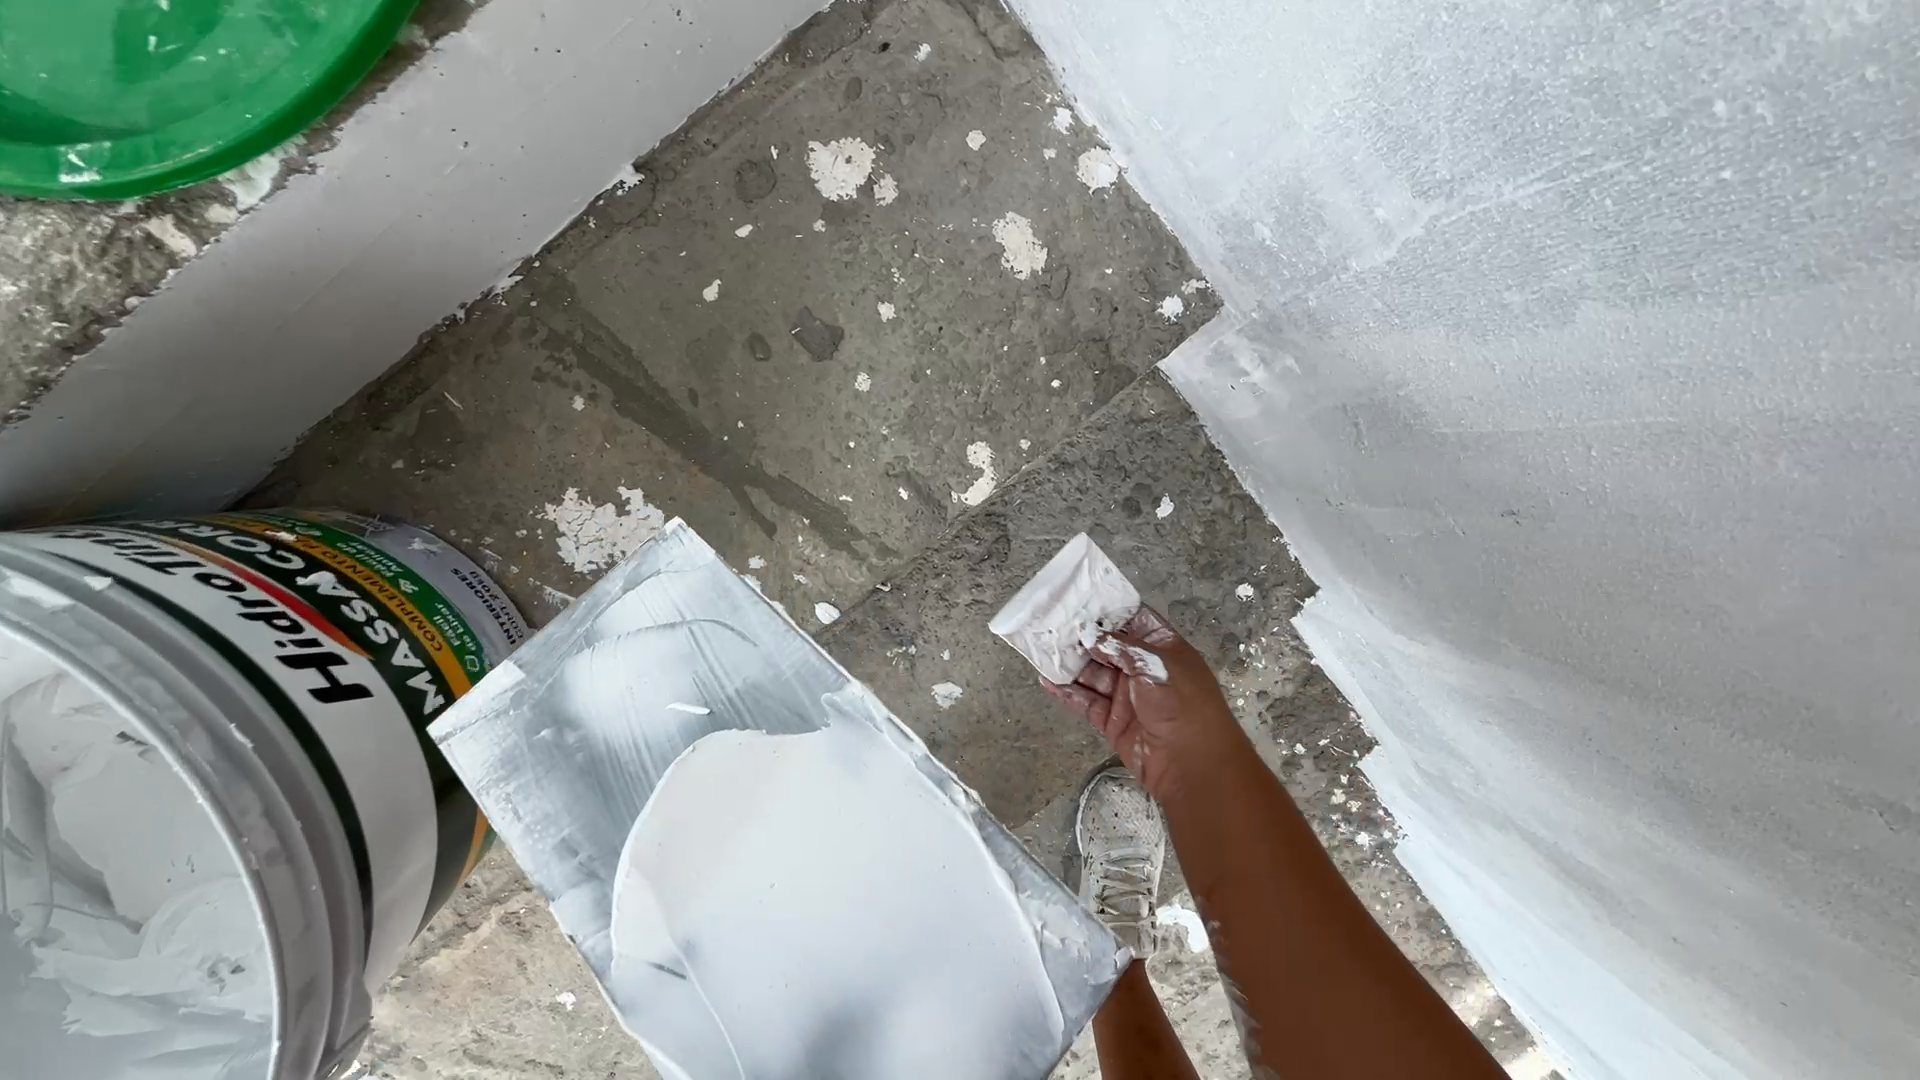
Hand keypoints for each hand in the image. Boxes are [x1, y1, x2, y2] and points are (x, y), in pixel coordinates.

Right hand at [1043, 606, 1243, 803]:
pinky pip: (1087, 701)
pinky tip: (1048, 681)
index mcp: (1162, 648)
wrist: (1191, 762)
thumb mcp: (1154, 664)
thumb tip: (1090, 635)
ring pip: (1093, 674)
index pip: (1134, 620)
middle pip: (1108, 647)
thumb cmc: (1181, 703)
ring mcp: (1127, 696)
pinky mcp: (1113, 720)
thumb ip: (1119, 646)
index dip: (1110, 609)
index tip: (1081, 598)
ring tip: (1044, 649)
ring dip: (1071, 664)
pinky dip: (1068, 692)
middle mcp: (1143, 669)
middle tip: (1052, 624)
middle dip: (1082, 637)